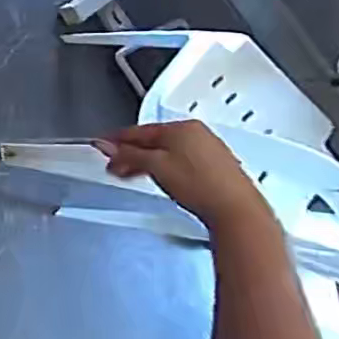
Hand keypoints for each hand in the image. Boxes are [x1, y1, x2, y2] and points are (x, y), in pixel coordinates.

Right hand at [96, 121, 274, 234]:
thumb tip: (106, 145)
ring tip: (133, 176)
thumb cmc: (198, 184)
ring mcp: (210, 149)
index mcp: (182, 127)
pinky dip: (165, 168)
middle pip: (152, 141)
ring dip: (146, 163)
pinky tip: (159, 178)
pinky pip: (182, 160)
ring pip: (167, 152)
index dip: (114, 141)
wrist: (237, 212)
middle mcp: (198, 134)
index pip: (137, 131)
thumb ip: (124, 153)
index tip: (101, 148)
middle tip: (115, 167)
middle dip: (131, 155)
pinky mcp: (218, 166)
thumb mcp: (151, 165)